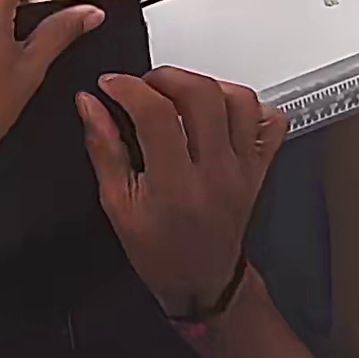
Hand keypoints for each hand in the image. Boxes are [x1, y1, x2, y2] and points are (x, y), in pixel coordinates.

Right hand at [77, 67, 286, 316]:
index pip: (156, 114)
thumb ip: (103, 147)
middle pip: (201, 95)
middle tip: (143, 85)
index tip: (111, 85)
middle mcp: (216, 172)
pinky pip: (269, 120)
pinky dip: (246, 104)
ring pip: (238, 99)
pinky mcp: (260, 167)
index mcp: (175, 185)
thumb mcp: (116, 203)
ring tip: (178, 94)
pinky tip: (218, 109)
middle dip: (164, 76)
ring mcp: (244, 168)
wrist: (202, 281)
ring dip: (203, 84)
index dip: (128, 88)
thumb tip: (89, 104)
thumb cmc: (158, 250)